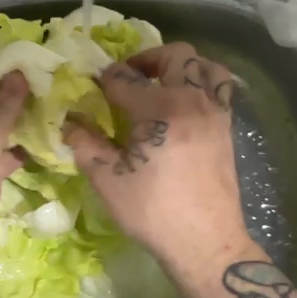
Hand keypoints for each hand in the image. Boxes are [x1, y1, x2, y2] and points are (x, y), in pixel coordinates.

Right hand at [64, 43, 265, 282]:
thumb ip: (85, 144)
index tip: (93, 90)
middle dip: (146, 60)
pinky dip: (202, 82)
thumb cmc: (153, 213)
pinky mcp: (227, 126)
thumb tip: (69, 122)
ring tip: (162, 83)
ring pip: (204, 65)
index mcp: (158, 109)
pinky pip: (219, 87)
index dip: (104, 81)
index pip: (124, 78)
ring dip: (181, 65)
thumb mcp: (108, 180)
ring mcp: (214, 111)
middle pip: (173, 55)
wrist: (206, 242)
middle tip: (129, 78)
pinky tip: (184, 103)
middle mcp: (191, 100)